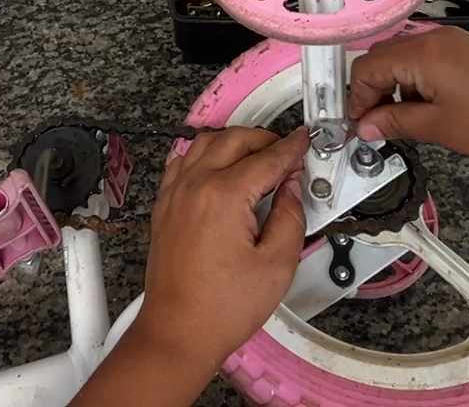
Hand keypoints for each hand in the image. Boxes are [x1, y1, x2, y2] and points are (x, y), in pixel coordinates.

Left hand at [134, 127, 307, 370]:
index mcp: (224, 196)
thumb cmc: (221, 307)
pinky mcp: (165, 202)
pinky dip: (204, 153)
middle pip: (234, 139)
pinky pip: (183, 159)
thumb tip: (291, 191)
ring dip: (234, 141)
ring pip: (206, 142)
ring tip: (256, 155)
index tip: (303, 140)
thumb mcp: (276, 267)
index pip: (266, 159)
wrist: (178, 330)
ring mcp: (176, 191)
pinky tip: (218, 164)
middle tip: (286, 152)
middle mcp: (195, 184)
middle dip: (265, 139)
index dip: (291, 148)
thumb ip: (290, 219)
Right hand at [346, 26, 468, 173]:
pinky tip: (430, 108)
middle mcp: (433, 38)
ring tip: (404, 120)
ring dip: (394, 85)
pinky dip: (417, 80)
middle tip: (375, 124)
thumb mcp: (441, 128)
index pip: (367, 68)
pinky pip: (428, 58)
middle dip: (373, 89)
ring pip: (404, 57)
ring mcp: (454, 41)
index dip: (357, 98)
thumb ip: (395, 122)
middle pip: (382, 57)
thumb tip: (365, 127)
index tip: (358, 127)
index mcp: (421, 53)